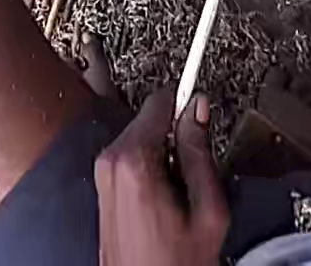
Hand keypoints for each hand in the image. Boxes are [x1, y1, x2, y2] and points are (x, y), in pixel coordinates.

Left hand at [95, 88, 228, 264]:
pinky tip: (162, 203)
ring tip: (178, 195)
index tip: (202, 117)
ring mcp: (103, 173)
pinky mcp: (102, 186)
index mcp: (133, 159)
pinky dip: (150, 169)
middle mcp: (111, 159)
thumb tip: (198, 107)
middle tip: (192, 174)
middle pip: (152, 118)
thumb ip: (201, 151)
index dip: (186, 107)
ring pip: (144, 137)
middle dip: (175, 137)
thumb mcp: (207, 210)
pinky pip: (132, 157)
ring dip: (163, 155)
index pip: (162, 100)